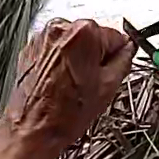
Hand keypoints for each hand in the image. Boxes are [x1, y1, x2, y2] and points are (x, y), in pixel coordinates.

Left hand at [0, 18, 135, 149]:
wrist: (34, 129)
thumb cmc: (65, 113)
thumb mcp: (109, 87)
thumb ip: (124, 61)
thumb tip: (127, 50)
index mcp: (85, 33)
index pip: (115, 36)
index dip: (117, 56)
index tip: (114, 68)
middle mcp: (61, 29)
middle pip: (92, 37)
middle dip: (96, 57)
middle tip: (93, 82)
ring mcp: (42, 38)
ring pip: (73, 43)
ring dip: (78, 59)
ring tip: (74, 85)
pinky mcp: (31, 49)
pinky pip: (55, 50)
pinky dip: (61, 62)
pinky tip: (61, 83)